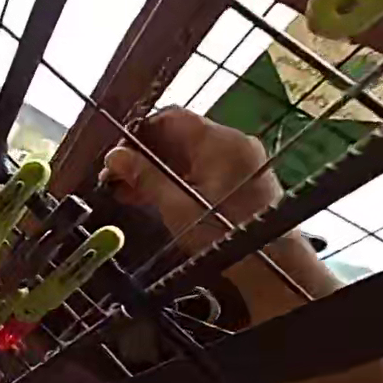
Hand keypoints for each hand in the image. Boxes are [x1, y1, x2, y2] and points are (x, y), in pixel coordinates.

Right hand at [100, 107, 332, 318]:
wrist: (270, 264)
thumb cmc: (222, 233)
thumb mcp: (176, 206)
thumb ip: (145, 177)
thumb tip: (113, 156)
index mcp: (219, 142)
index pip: (171, 118)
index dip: (138, 132)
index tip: (115, 155)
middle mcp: (231, 143)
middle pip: (177, 136)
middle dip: (142, 155)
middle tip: (113, 177)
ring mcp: (236, 161)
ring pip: (185, 155)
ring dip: (154, 170)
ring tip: (124, 190)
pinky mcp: (237, 179)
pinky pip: (198, 169)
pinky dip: (172, 179)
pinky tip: (148, 196)